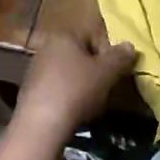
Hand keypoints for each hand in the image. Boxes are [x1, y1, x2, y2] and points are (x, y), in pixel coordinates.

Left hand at [17, 19, 136, 129]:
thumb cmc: (77, 90)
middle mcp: (47, 47)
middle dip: (95, 69)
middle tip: (106, 86)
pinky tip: (74, 110)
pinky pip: (57, 88)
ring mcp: (35, 69)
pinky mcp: (30, 91)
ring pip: (68, 72)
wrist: (42, 124)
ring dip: (82, 83)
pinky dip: (68, 96)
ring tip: (92, 102)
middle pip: (80, 54)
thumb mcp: (107, 72)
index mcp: (64, 36)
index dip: (108, 53)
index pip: (93, 35)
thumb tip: (129, 46)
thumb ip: (120, 57)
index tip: (115, 71)